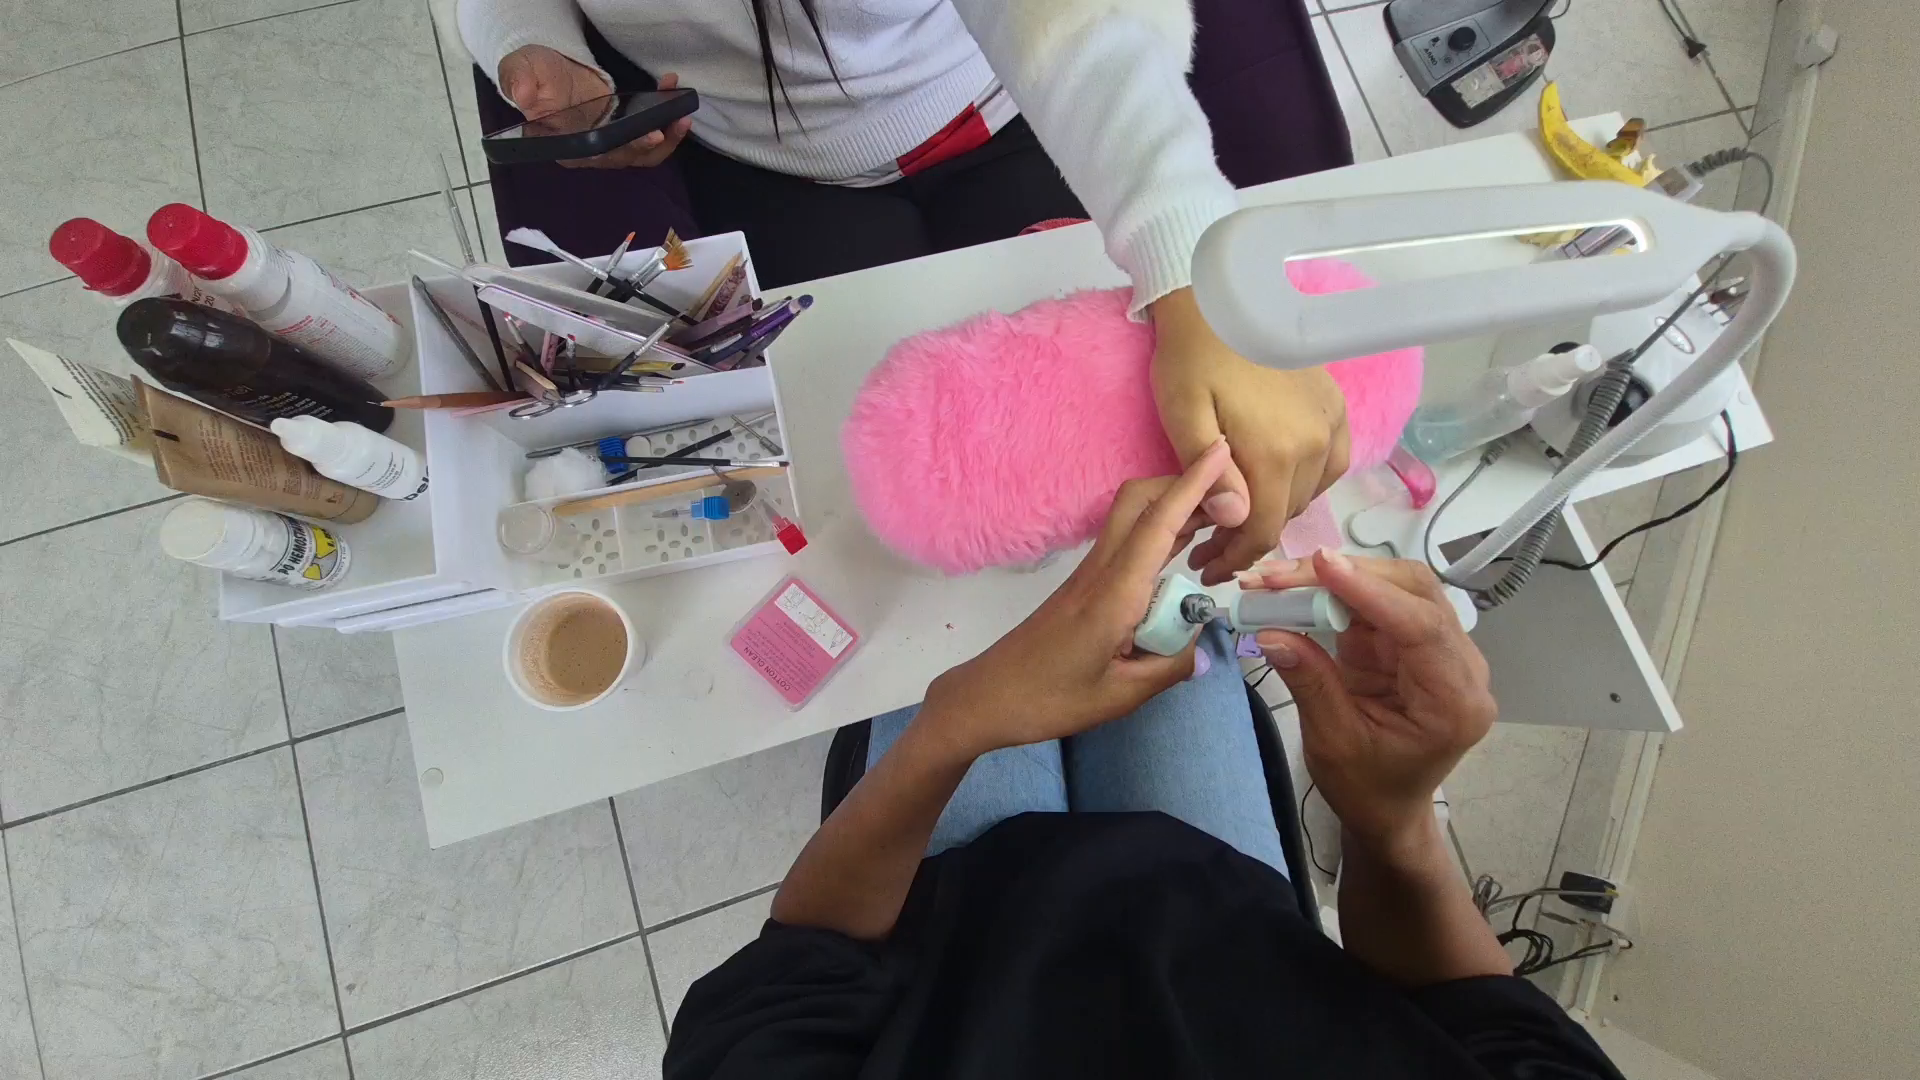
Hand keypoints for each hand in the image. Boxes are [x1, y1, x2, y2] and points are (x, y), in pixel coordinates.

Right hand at [497, 46, 692, 168]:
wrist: (550, 71)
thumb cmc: (534, 74)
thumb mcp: (520, 70)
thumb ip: (519, 81)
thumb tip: (523, 97)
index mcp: (567, 147)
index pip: (598, 154)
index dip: (624, 149)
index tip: (647, 136)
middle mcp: (593, 155)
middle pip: (628, 156)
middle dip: (652, 142)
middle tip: (670, 123)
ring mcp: (613, 149)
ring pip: (646, 153)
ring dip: (669, 138)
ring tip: (682, 114)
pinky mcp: (628, 138)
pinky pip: (652, 138)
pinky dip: (667, 124)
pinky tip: (673, 98)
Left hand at [922, 440, 1232, 757]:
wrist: (989, 696)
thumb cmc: (1051, 699)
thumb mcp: (1120, 695)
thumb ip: (1170, 666)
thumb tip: (1206, 644)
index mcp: (1115, 594)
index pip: (1158, 525)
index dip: (1191, 485)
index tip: (1221, 449)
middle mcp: (1102, 571)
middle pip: (1139, 501)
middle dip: (1184, 485)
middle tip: (1233, 500)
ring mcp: (1090, 574)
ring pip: (1133, 519)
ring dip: (1175, 509)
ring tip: (1223, 524)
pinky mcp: (1084, 584)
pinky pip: (1128, 544)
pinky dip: (1160, 536)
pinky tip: (1184, 559)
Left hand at [1148, 287, 1350, 584]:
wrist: (1224, 301)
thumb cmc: (1191, 359)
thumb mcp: (1183, 414)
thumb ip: (1208, 471)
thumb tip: (1234, 519)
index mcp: (1275, 452)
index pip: (1263, 530)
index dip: (1235, 558)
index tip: (1207, 568)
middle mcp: (1315, 444)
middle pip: (1286, 516)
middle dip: (1248, 542)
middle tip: (1210, 549)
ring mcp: (1332, 424)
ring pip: (1309, 496)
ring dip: (1275, 514)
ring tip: (1236, 520)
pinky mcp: (1336, 408)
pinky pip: (1332, 466)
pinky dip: (1306, 486)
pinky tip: (1278, 485)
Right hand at [1245, 551, 1495, 858]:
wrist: (1385, 807)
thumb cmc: (1367, 787)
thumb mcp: (1333, 742)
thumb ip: (1309, 683)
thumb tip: (1271, 633)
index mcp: (1453, 700)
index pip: (1421, 626)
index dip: (1369, 590)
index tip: (1320, 563)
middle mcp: (1456, 665)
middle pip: (1411, 591)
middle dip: (1344, 573)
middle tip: (1276, 575)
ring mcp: (1431, 648)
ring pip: (1390, 586)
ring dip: (1332, 576)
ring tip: (1274, 578)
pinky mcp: (1403, 641)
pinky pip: (1370, 601)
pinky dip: (1328, 590)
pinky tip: (1291, 588)